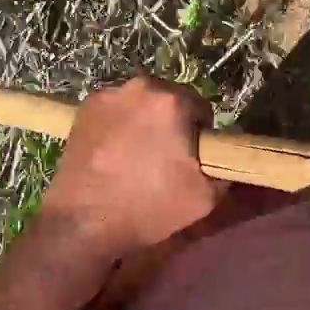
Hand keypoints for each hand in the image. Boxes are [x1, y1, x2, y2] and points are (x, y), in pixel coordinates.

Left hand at [39, 75, 219, 260]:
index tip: (187, 160)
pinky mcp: (86, 106)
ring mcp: (109, 94)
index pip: (200, 109)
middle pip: (169, 100)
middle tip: (162, 160)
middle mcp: (141, 86)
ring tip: (134, 158)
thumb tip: (227, 156)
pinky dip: (118, 124)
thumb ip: (226, 169)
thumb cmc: (147, 207)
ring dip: (144, 121)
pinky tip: (113, 153)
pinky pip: (115, 109)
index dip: (198, 135)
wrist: (82, 223)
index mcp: (173, 100)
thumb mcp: (204, 198)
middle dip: (171, 123)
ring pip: (141, 103)